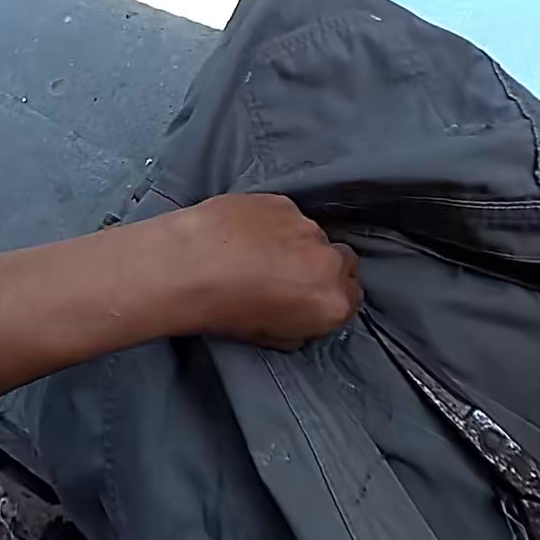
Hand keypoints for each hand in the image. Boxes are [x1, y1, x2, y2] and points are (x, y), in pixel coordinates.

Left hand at [147, 193, 361, 348]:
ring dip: (294, 242)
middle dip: (321, 267)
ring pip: (312, 235)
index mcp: (332, 302)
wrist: (188, 265)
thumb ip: (301, 324)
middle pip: (342, 262)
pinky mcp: (283, 202)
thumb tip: (301, 312)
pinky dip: (271, 223)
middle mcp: (330, 262)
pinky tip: (243, 231)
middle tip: (286, 273)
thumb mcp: (269, 337)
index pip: (352, 298)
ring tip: (256, 251)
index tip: (307, 296)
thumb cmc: (223, 310)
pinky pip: (286, 215)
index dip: (328, 296)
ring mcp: (307, 226)